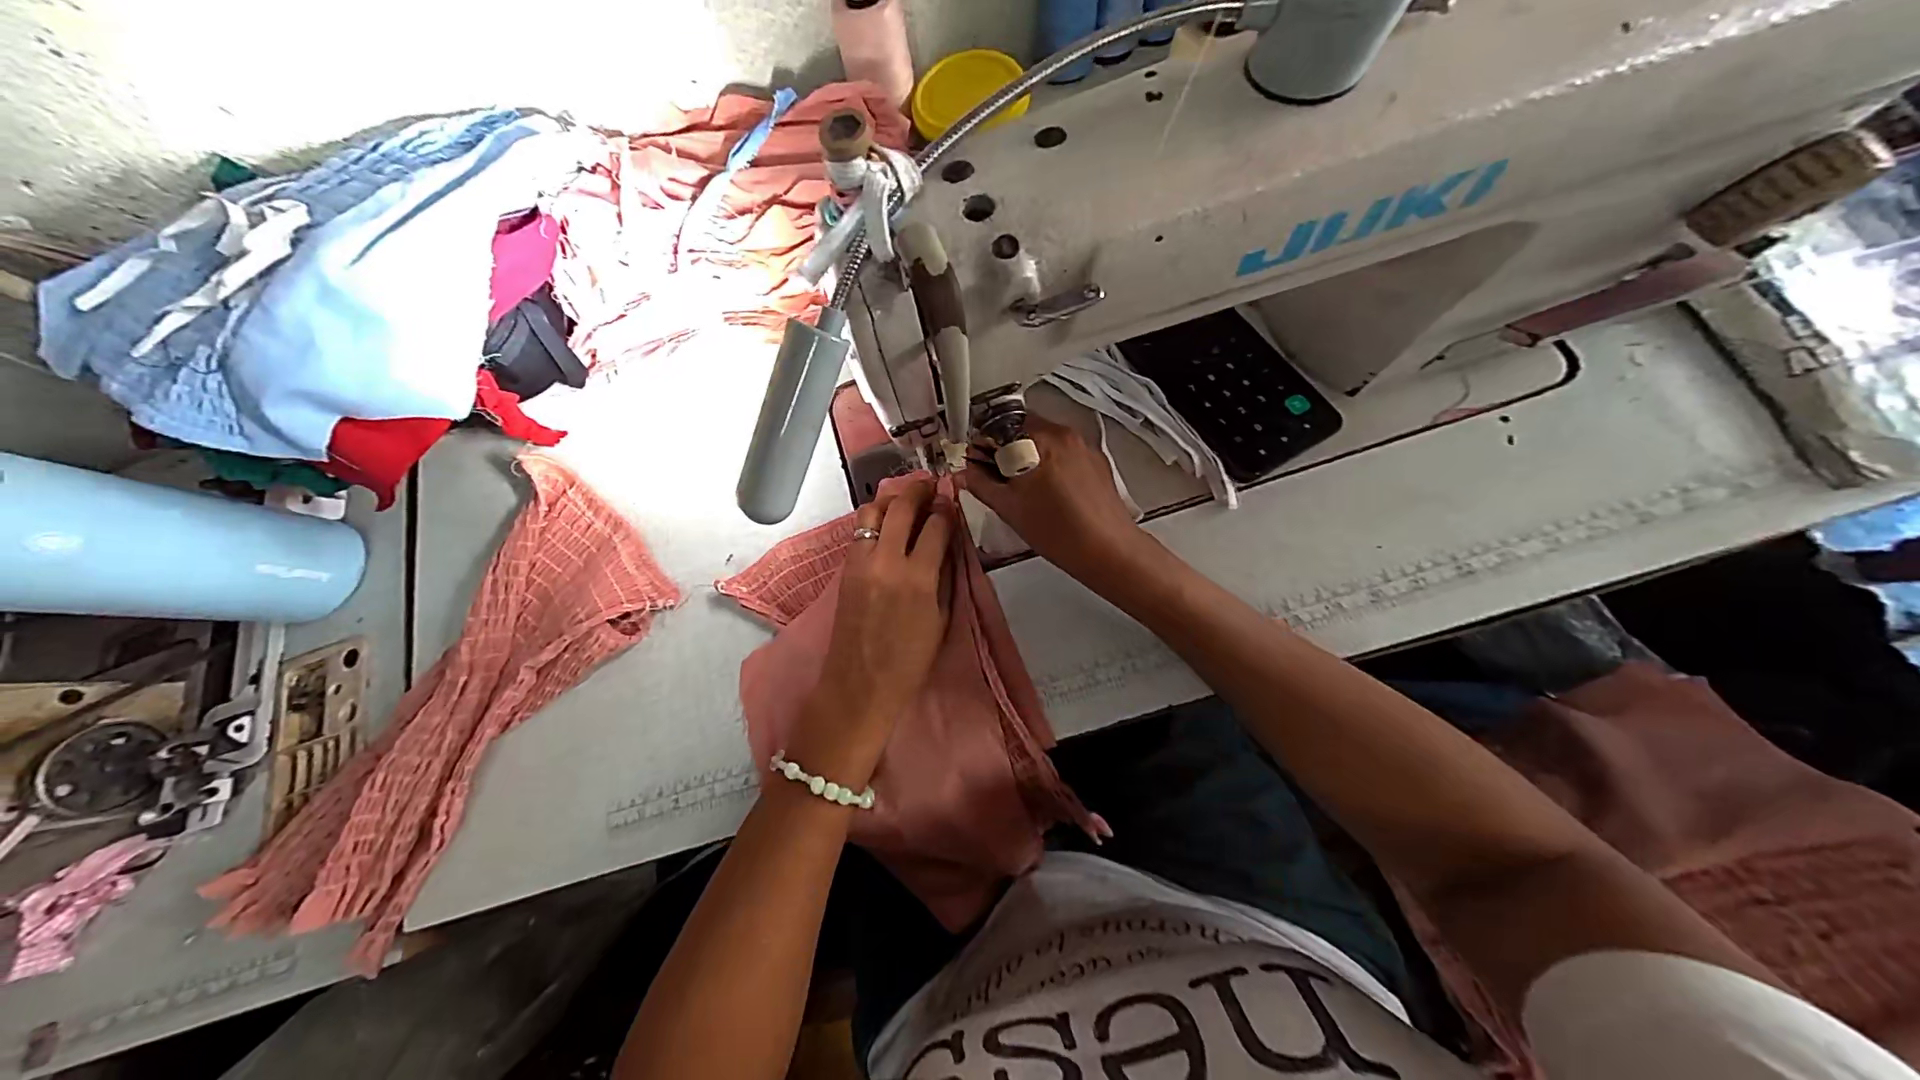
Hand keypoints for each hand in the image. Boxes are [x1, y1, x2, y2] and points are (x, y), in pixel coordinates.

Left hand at [808, 476, 953, 746]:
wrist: (860, 685)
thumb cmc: (909, 662)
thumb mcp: (941, 620)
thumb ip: (945, 577)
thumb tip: (948, 544)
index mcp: (919, 579)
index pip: (935, 526)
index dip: (946, 509)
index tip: (952, 501)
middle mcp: (887, 562)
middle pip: (901, 508)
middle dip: (919, 490)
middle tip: (930, 486)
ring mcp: (861, 563)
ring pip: (872, 512)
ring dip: (891, 500)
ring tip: (906, 500)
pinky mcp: (845, 569)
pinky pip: (860, 531)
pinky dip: (875, 519)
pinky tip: (887, 525)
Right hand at [959, 415, 1152, 583]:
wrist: (1107, 548)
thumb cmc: (1058, 531)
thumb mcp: (1009, 508)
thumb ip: (981, 484)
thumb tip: (965, 472)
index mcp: (1037, 439)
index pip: (997, 424)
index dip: (982, 443)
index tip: (977, 462)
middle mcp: (1062, 433)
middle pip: (1021, 427)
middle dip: (1005, 447)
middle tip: (997, 476)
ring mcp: (1081, 444)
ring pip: (1043, 438)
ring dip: (1028, 454)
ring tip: (1024, 487)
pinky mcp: (1095, 459)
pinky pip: (1063, 450)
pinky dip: (1050, 462)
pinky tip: (1048, 491)